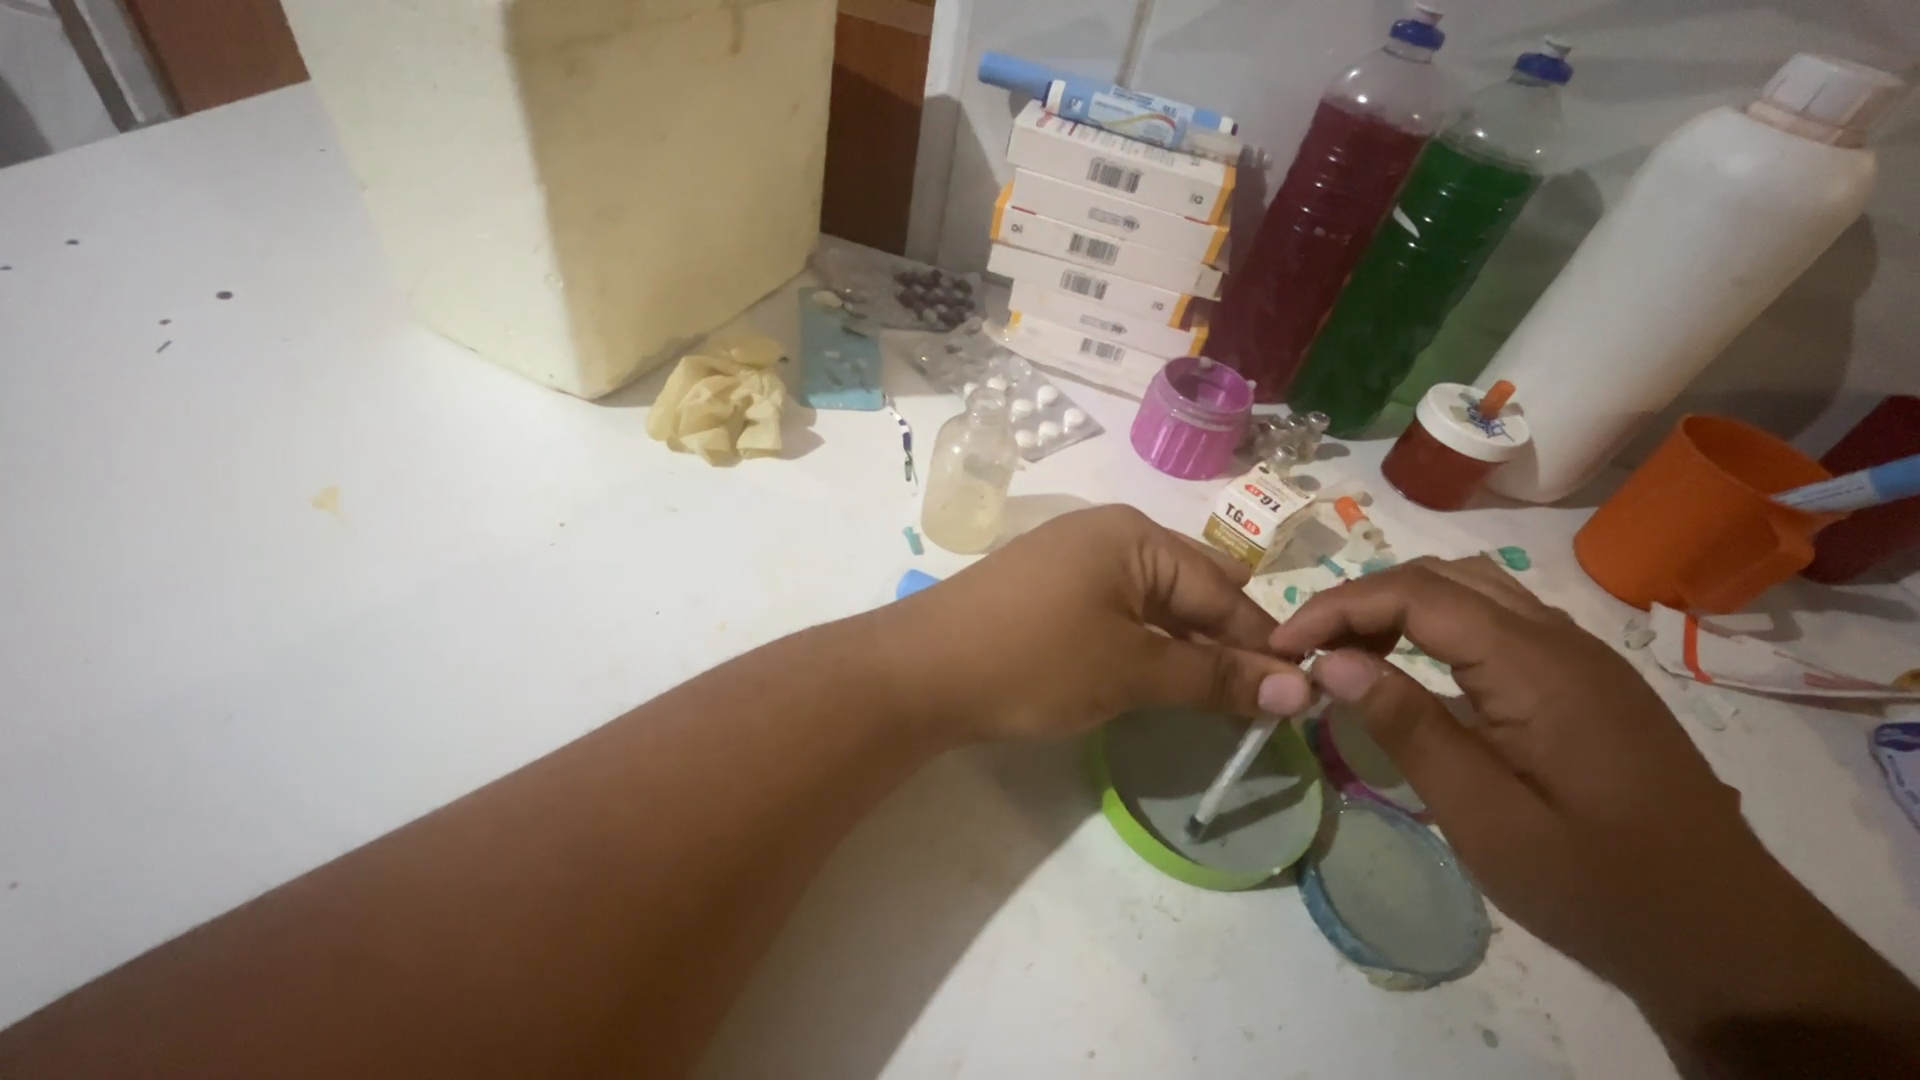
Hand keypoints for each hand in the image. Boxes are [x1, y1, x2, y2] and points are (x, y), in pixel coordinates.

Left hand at [880, 505, 1313, 744]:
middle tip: (1259, 704)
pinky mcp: (1048, 588)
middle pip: (1191, 589)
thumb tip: (1299, 690)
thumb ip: (1214, 677)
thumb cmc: (1034, 662)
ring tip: (1215, 700)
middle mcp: (1109, 533)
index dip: (1262, 647)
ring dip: (1185, 647)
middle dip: (1226, 643)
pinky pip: (1117, 609)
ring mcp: (1073, 558)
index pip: (1223, 592)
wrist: (919, 672)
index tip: (1301, 697)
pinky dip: (1144, 643)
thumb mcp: (1131, 671)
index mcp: (1137, 536)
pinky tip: (1153, 677)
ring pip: (1154, 603)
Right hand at [1268, 558, 1918, 1049]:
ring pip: (1472, 589)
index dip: (1339, 608)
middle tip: (1310, 651)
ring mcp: (1580, 656)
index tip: (1283, 647)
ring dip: (1399, 605)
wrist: (1727, 941)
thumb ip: (1408, 728)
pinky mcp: (1585, 679)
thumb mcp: (1485, 817)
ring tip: (1350, 653)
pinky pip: (1497, 618)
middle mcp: (1562, 640)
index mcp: (1538, 667)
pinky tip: (1413, 666)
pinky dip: (1436, 623)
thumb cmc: (1596, 884)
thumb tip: (1332, 662)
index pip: (1417, 594)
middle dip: (1362, 600)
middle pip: (1442, 576)